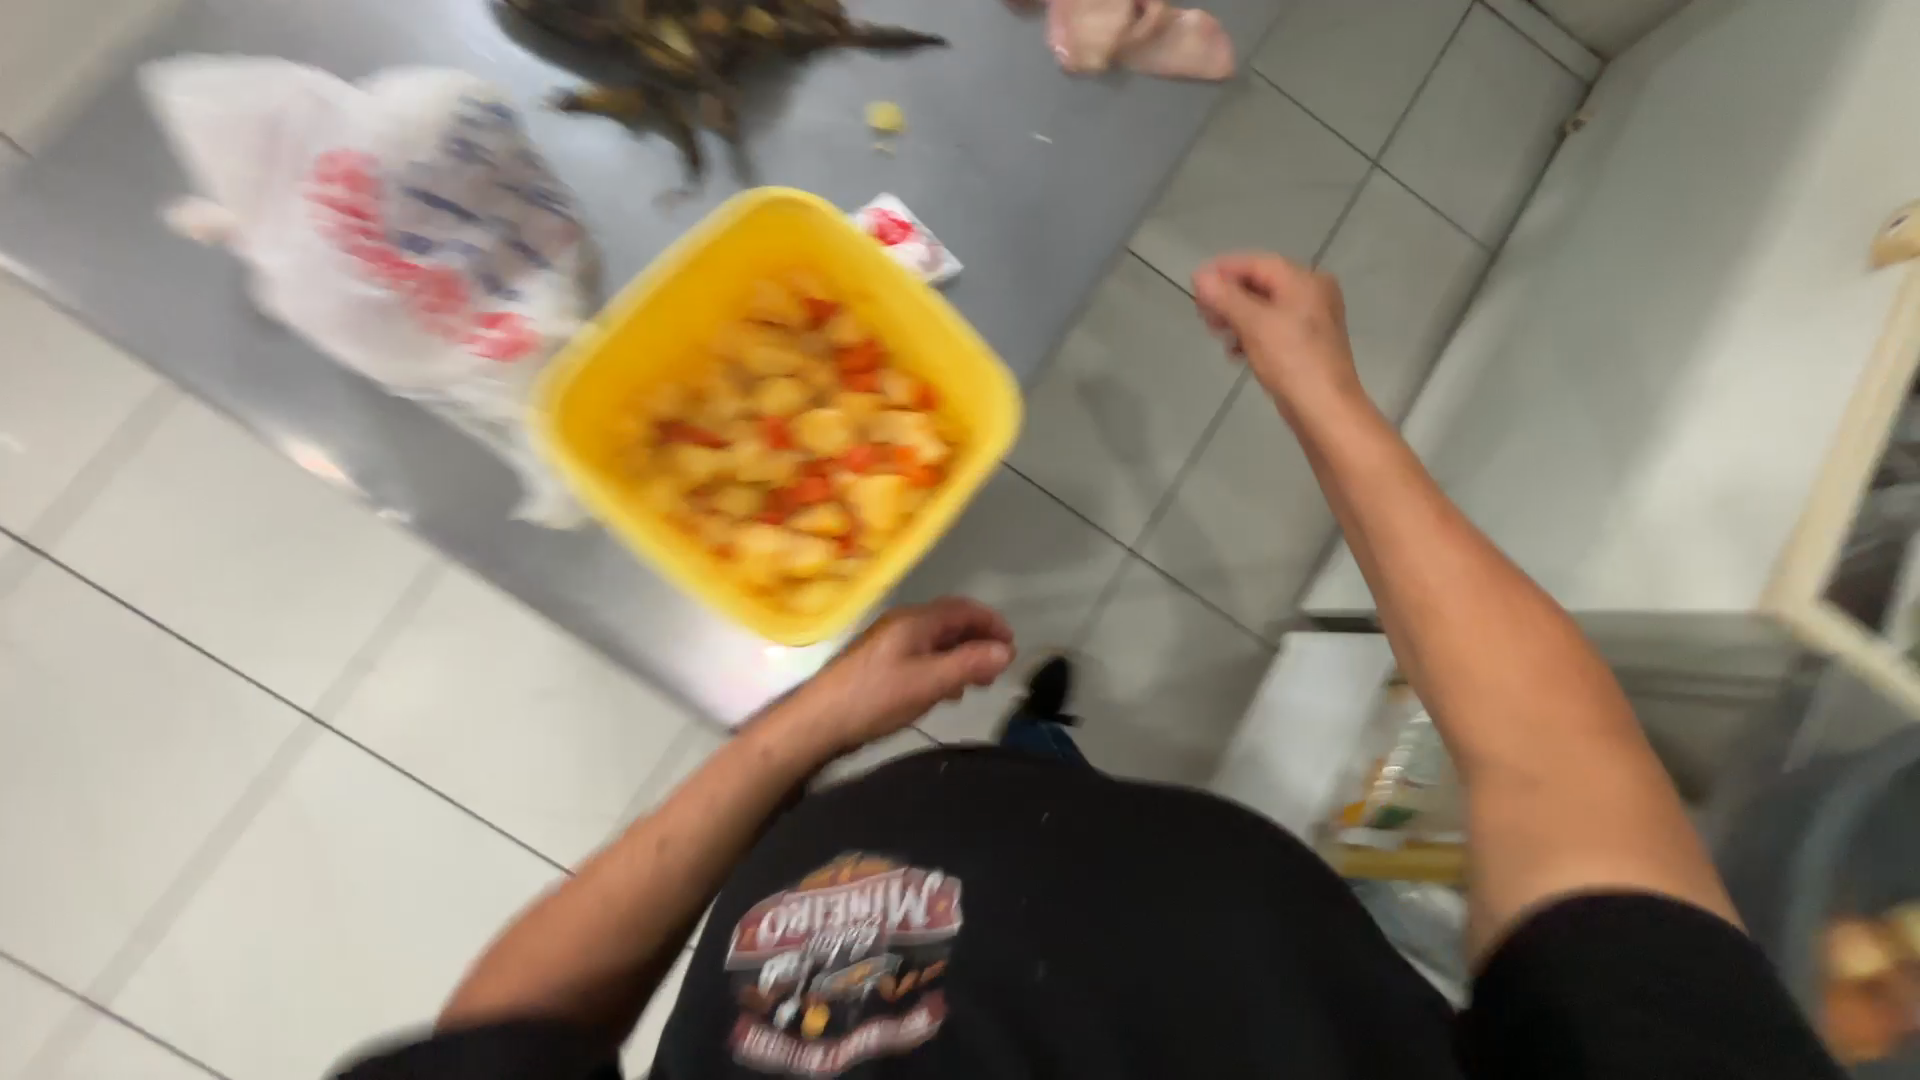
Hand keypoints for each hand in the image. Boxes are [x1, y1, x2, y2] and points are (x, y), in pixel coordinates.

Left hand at [785, 598, 1014, 752]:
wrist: (817, 721)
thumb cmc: (875, 699)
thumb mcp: (928, 683)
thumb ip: (968, 664)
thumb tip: (1006, 651)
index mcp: (915, 621)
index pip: (963, 608)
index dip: (991, 623)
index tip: (1011, 647)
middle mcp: (902, 624)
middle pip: (950, 623)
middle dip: (978, 641)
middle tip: (997, 669)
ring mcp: (888, 643)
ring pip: (935, 641)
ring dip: (960, 656)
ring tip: (977, 683)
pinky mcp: (879, 664)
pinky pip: (920, 655)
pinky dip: (941, 667)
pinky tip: (944, 692)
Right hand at [1192, 253, 1361, 410]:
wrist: (1323, 407)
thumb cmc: (1290, 360)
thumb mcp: (1254, 324)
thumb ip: (1225, 298)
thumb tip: (1201, 277)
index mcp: (1304, 281)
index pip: (1258, 263)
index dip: (1224, 270)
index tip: (1195, 283)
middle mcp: (1311, 294)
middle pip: (1261, 284)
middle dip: (1229, 297)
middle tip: (1202, 313)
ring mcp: (1310, 321)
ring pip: (1264, 309)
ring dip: (1236, 318)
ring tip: (1216, 333)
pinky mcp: (1305, 345)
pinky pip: (1271, 329)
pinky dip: (1250, 335)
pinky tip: (1235, 352)